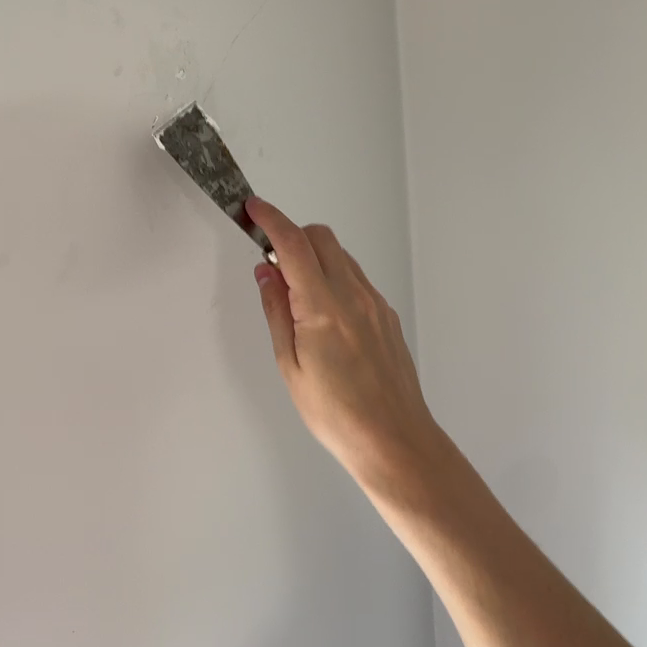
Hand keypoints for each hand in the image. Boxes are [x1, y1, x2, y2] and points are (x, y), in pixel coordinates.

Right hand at [247, 197, 442, 486]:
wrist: (394, 439)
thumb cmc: (334, 412)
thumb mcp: (289, 365)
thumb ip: (277, 312)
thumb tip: (266, 273)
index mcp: (322, 307)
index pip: (292, 244)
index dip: (270, 219)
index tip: (253, 208)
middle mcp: (353, 294)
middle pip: (321, 237)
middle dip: (292, 235)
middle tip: (272, 265)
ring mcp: (375, 302)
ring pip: (340, 255)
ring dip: (314, 256)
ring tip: (296, 294)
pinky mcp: (387, 314)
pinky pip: (355, 278)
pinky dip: (333, 276)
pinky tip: (323, 313)